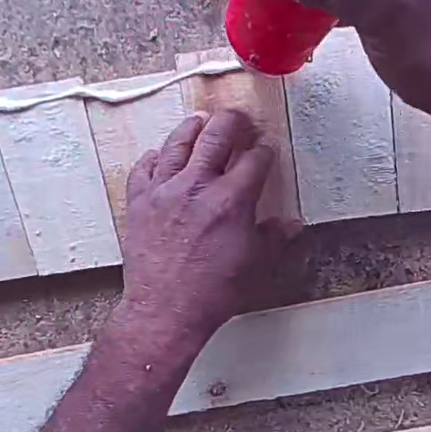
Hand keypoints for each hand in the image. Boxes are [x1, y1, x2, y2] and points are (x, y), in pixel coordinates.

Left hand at [114, 110, 296, 351]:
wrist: (165, 311)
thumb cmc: (210, 294)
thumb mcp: (254, 266)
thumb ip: (274, 239)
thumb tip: (291, 226)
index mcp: (231, 201)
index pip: (254, 159)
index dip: (264, 152)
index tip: (265, 152)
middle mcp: (196, 187)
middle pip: (217, 134)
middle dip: (233, 122)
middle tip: (238, 121)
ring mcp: (163, 192)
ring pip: (178, 143)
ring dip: (193, 128)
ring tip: (200, 121)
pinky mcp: (139, 203)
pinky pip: (144, 168)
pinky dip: (155, 157)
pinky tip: (161, 154)